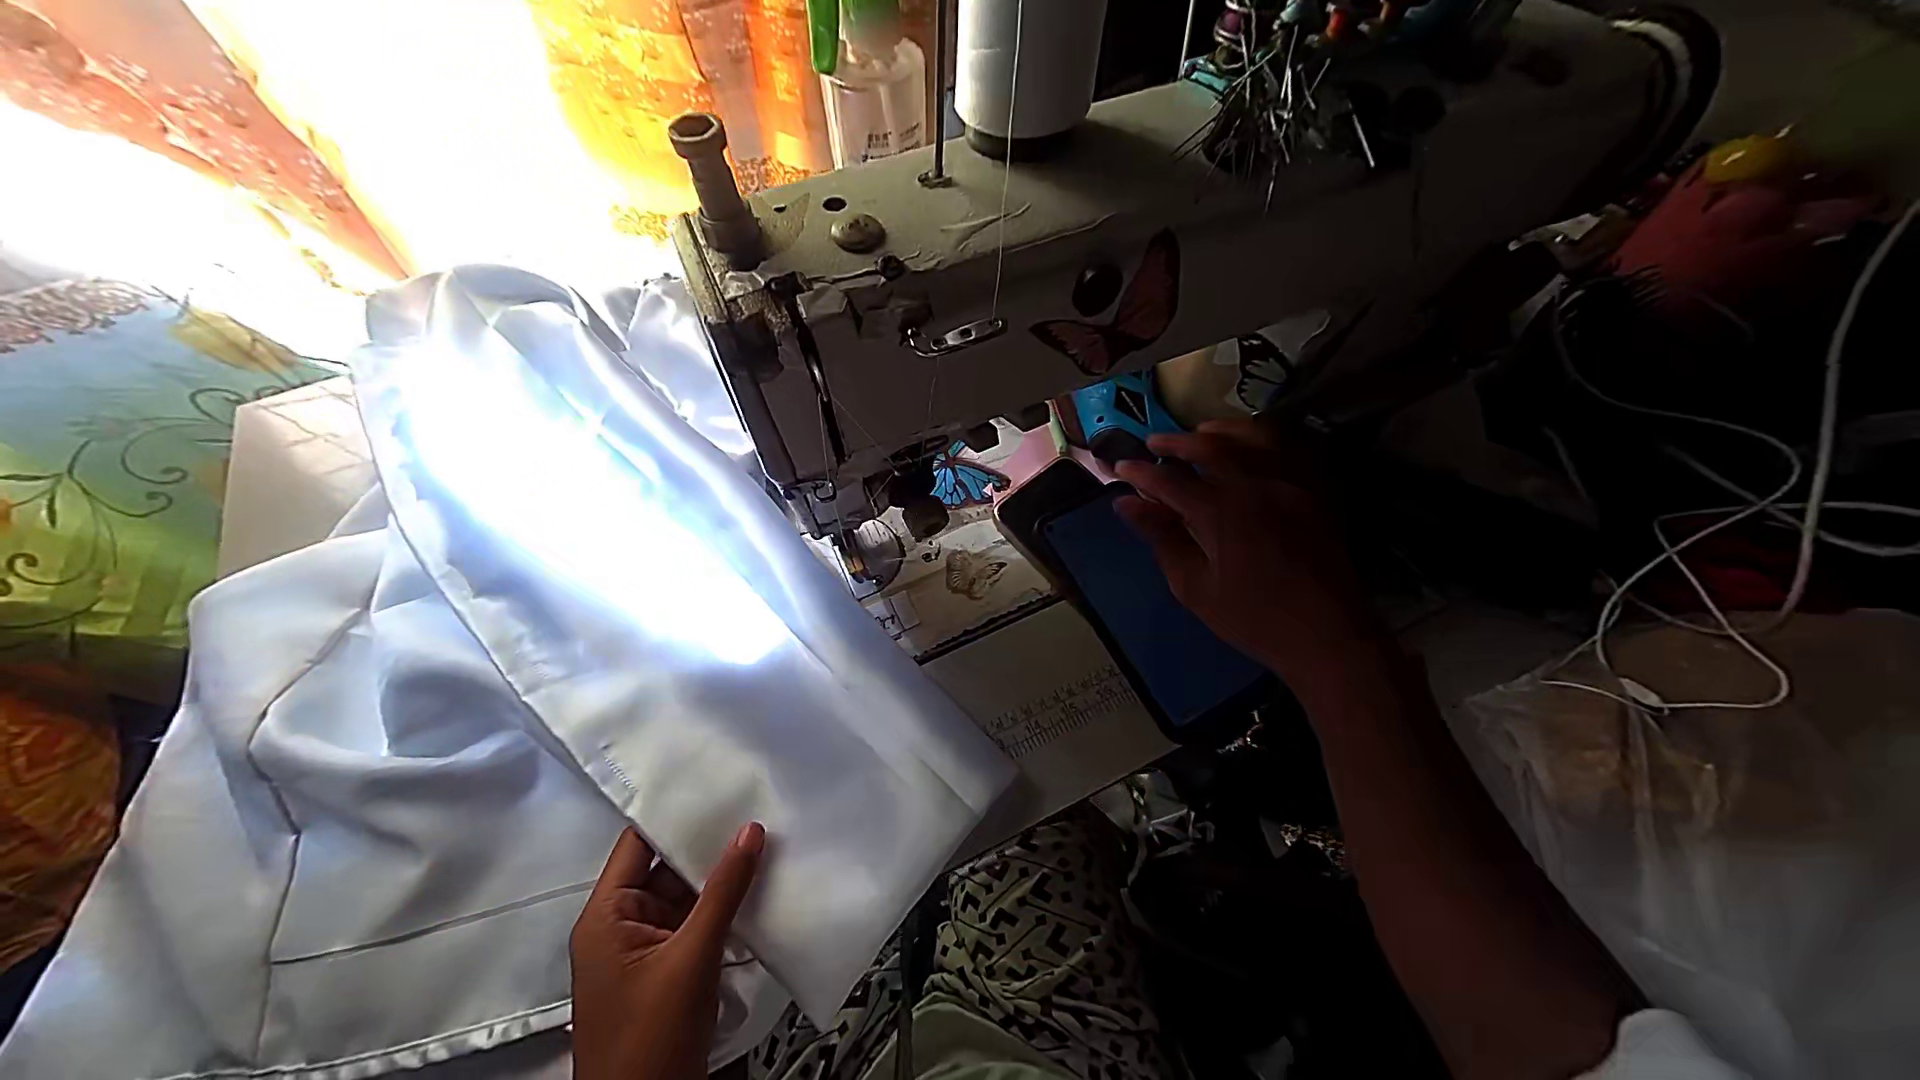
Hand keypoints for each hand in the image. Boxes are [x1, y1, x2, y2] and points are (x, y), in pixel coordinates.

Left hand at [570, 823, 764, 1079]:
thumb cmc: (652, 1038)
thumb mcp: (691, 958)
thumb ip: (723, 891)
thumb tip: (751, 829)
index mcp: (607, 916)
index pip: (638, 844)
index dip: (672, 811)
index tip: (713, 780)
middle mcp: (623, 924)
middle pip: (666, 866)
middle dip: (707, 840)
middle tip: (752, 800)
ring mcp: (649, 946)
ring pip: (687, 892)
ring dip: (721, 872)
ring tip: (764, 831)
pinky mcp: (672, 965)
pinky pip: (699, 919)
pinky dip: (725, 903)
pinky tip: (759, 879)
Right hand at [1112, 419, 1382, 692]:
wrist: (1328, 636)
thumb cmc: (1252, 618)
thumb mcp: (1194, 586)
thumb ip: (1161, 538)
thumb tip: (1128, 505)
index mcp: (1221, 512)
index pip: (1169, 480)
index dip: (1139, 472)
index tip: (1119, 468)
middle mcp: (1256, 486)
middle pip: (1210, 445)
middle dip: (1176, 441)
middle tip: (1154, 444)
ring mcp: (1291, 485)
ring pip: (1254, 437)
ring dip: (1221, 430)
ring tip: (1202, 433)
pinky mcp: (1314, 494)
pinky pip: (1287, 451)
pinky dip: (1260, 442)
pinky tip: (1248, 451)